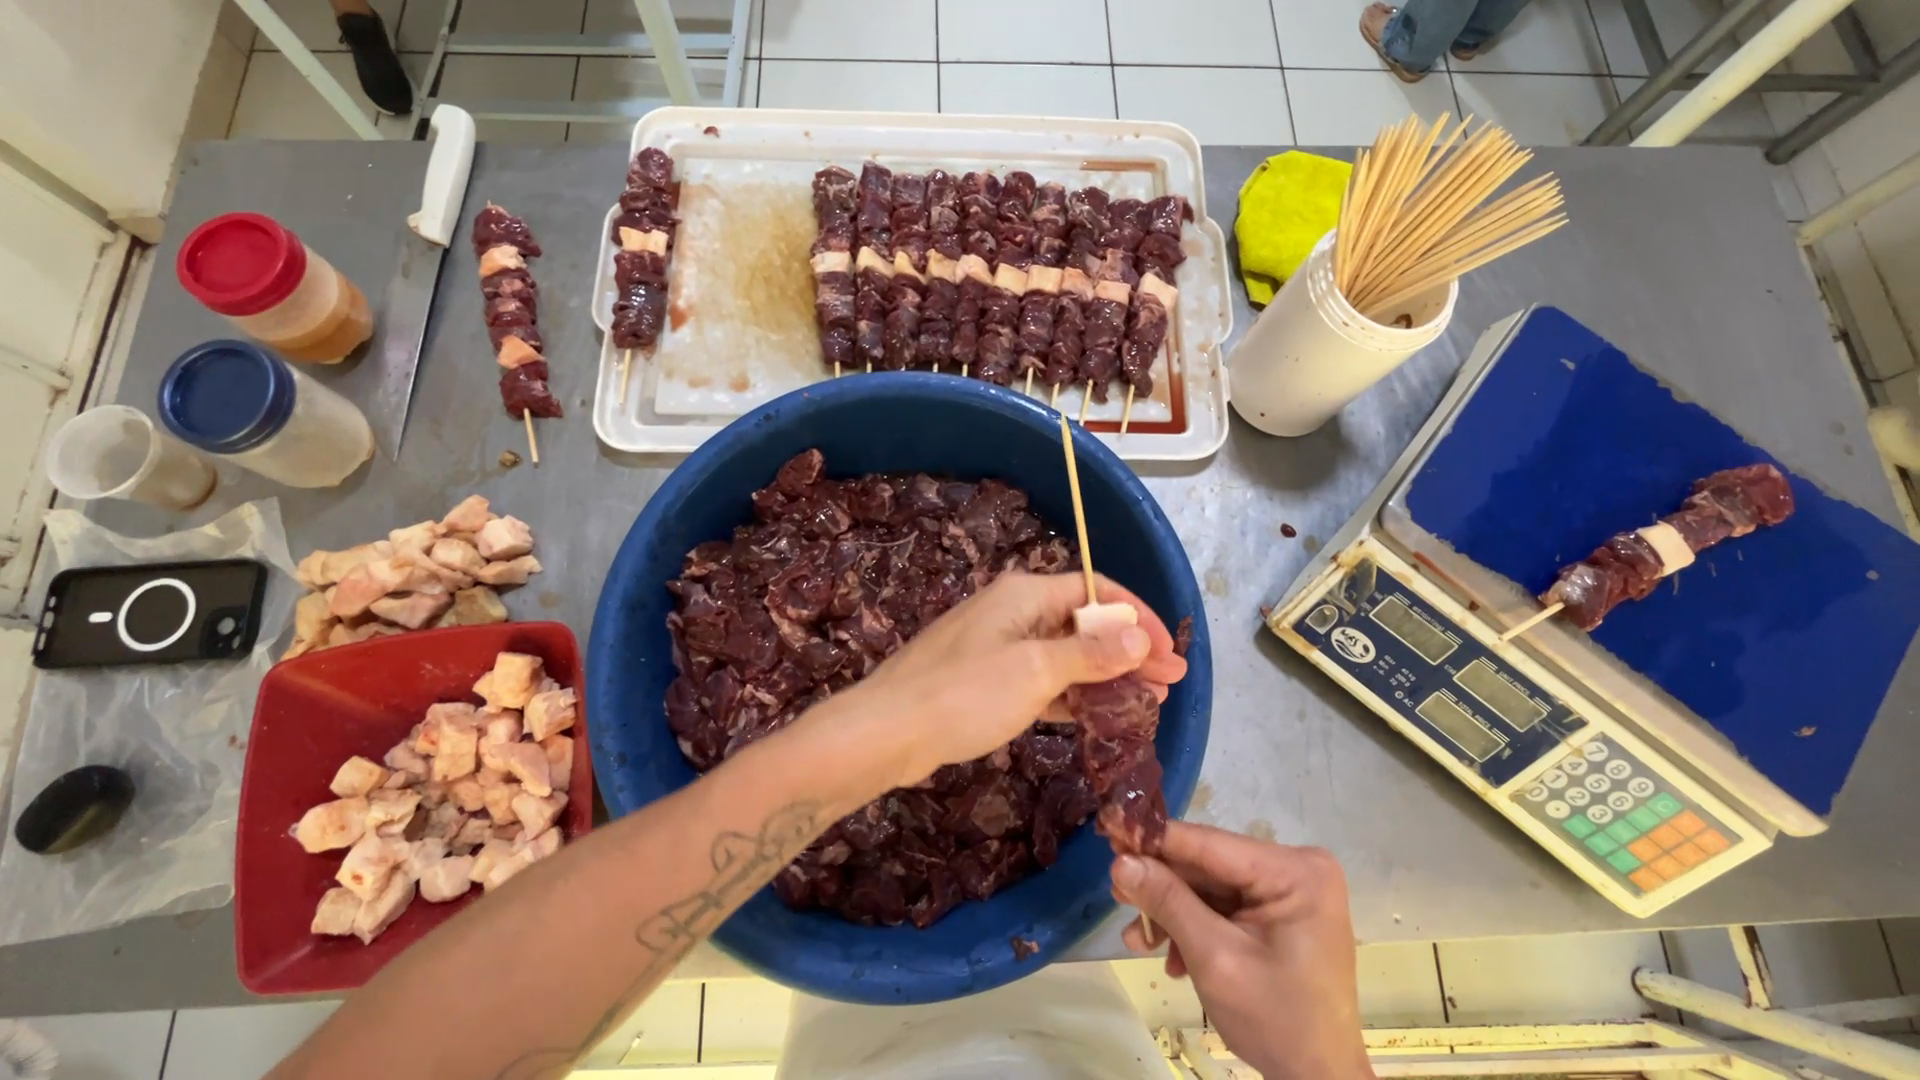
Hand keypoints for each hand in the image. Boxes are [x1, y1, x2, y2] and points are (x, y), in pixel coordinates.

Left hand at [832, 571, 1187, 790]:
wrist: (886, 732)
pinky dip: (1072, 696)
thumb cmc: (963, 693)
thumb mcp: (1035, 670)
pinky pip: (1042, 681)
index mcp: (1025, 594)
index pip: (1096, 591)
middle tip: (1170, 683)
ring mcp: (998, 648)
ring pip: (1066, 656)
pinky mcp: (987, 682)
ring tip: (1148, 703)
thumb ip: (1090, 653)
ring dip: (1105, 677)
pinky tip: (1099, 716)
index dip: (1139, 618)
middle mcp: (1014, 612)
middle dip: (1129, 652)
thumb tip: (1139, 637)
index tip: (1171, 652)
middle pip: (1084, 624)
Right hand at [1114, 824, 1372, 1079]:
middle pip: (1207, 865)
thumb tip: (1120, 861)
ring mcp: (1289, 890)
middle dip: (1161, 887)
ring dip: (1172, 912)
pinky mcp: (1279, 912)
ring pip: (1209, 886)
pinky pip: (1224, 905)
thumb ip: (1167, 902)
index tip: (1110, 832)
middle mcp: (1296, 867)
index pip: (1208, 843)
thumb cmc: (1276, 1020)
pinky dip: (1194, 926)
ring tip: (1138, 940)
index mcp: (1294, 870)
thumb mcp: (1214, 958)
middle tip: (1116, 896)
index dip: (1154, 839)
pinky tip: (1172, 957)